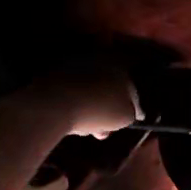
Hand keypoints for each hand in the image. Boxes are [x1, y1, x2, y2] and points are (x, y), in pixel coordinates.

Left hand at [9, 66, 140, 137]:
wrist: (53, 103)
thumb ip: (131, 113)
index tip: (137, 119)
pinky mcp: (54, 75)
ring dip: (93, 109)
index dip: (135, 107)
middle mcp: (97, 61)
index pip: (132, 89)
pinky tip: (75, 121)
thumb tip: (128, 112)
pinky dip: (76, 105)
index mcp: (118, 66)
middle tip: (108, 128)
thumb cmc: (98, 109)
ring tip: (91, 129)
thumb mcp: (125, 116)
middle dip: (110, 110)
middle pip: (108, 89)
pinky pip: (72, 93)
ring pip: (89, 92)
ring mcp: (74, 66)